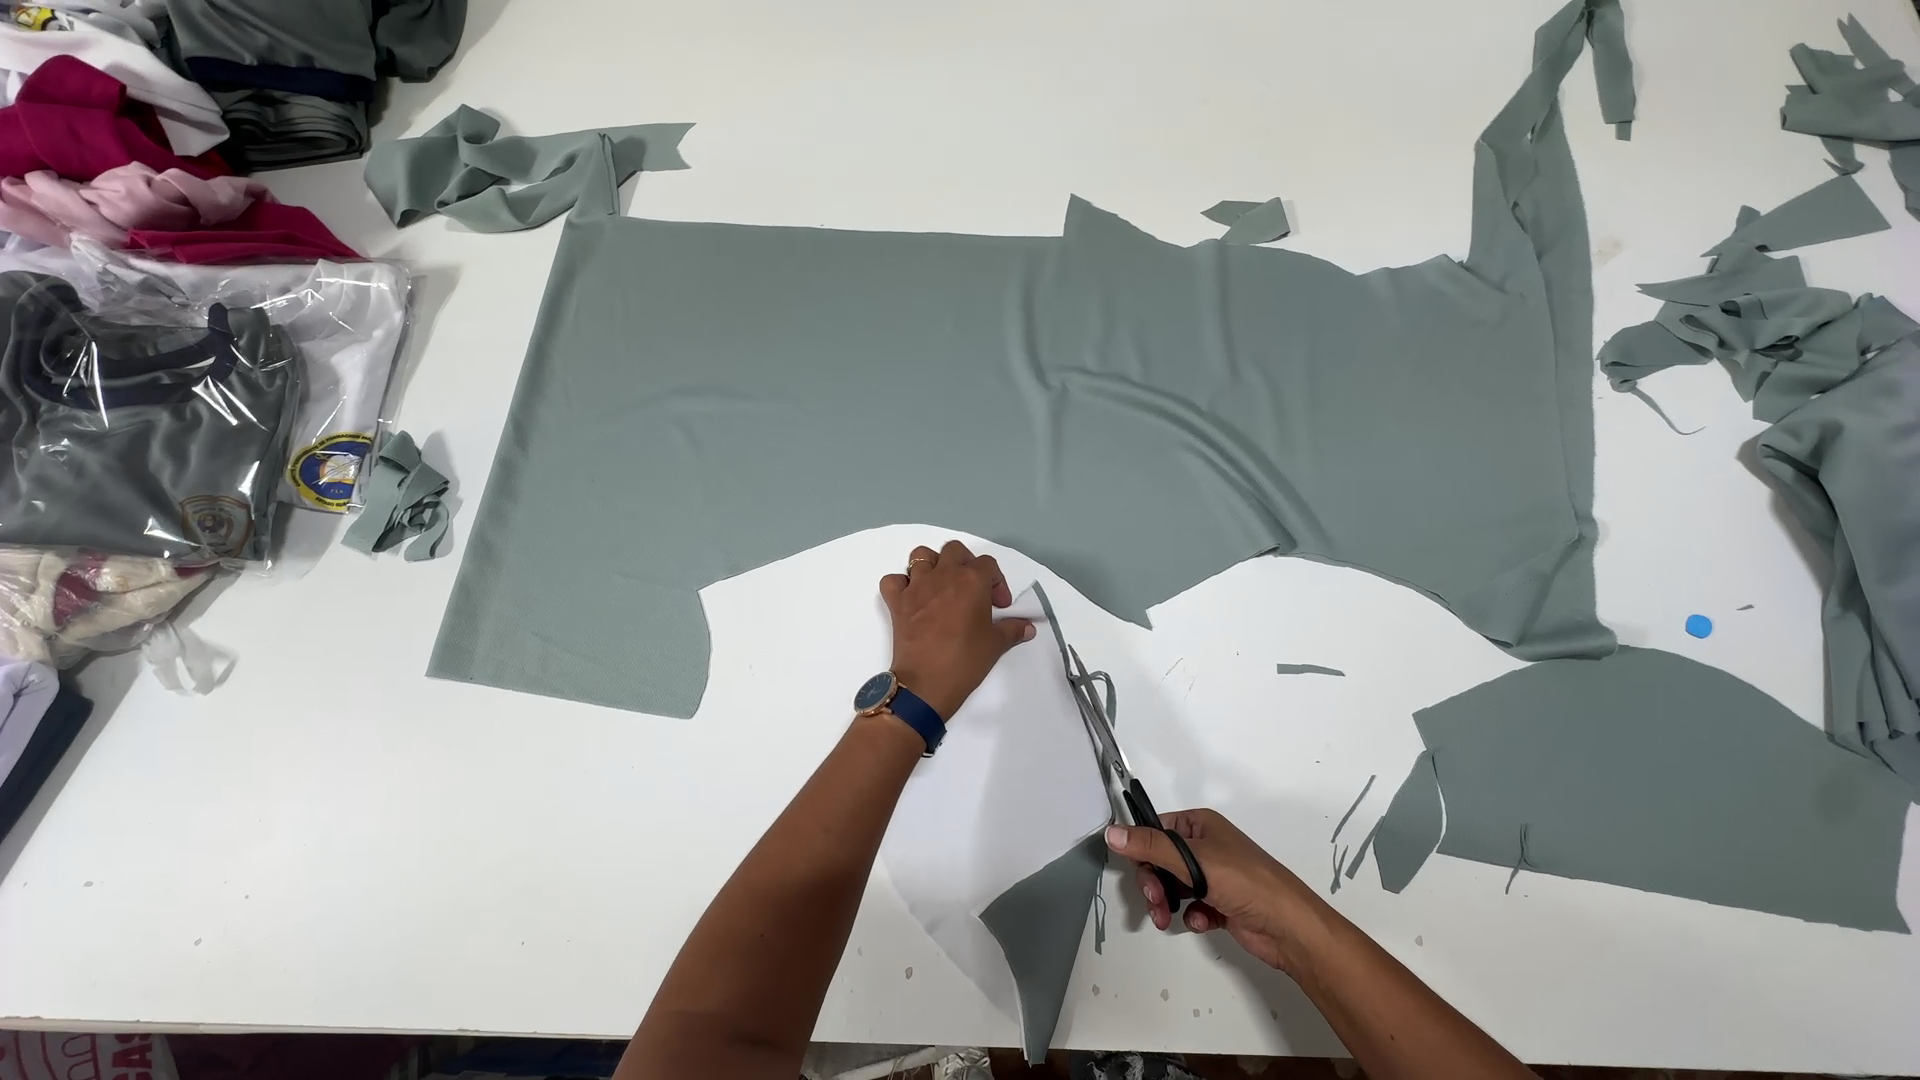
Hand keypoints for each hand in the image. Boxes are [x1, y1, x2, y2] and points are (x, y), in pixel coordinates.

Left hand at [876, 539, 1034, 719]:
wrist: (926, 683)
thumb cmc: (965, 660)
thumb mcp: (996, 644)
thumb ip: (1013, 629)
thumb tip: (1028, 627)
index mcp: (971, 580)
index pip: (988, 564)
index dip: (998, 583)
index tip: (1000, 606)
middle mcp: (943, 575)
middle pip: (954, 550)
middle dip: (967, 564)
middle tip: (973, 590)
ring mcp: (916, 586)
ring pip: (921, 556)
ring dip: (933, 565)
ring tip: (942, 586)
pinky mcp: (896, 602)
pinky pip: (893, 580)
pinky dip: (901, 584)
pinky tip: (912, 598)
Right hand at [1106, 808, 1325, 973]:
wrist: (1289, 928)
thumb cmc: (1244, 882)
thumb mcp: (1193, 860)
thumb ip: (1150, 846)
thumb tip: (1110, 832)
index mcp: (1200, 826)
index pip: (1156, 831)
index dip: (1141, 851)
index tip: (1137, 872)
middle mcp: (1205, 847)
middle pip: (1160, 861)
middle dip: (1153, 883)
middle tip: (1155, 902)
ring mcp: (1213, 876)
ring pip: (1172, 886)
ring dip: (1166, 902)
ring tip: (1167, 919)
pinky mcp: (1219, 904)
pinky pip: (1190, 906)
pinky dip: (1190, 915)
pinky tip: (1201, 922)